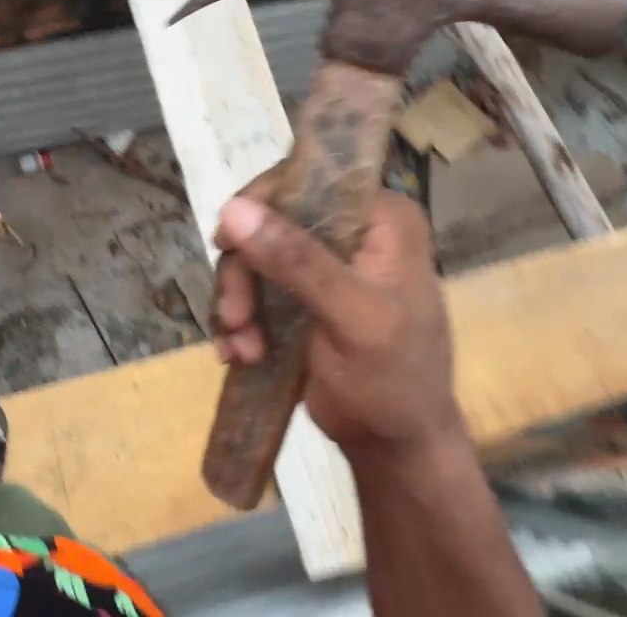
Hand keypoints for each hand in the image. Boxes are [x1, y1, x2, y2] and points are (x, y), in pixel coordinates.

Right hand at [212, 188, 463, 460]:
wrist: (397, 450)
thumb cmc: (394, 383)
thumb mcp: (352, 318)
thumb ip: (297, 261)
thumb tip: (231, 208)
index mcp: (380, 217)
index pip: (306, 177)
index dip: (259, 204)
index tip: (229, 244)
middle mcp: (350, 228)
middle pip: (267, 219)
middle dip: (243, 272)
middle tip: (236, 317)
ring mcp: (322, 262)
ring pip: (251, 255)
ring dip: (237, 303)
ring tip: (242, 347)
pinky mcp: (299, 294)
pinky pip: (251, 287)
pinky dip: (239, 320)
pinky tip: (240, 353)